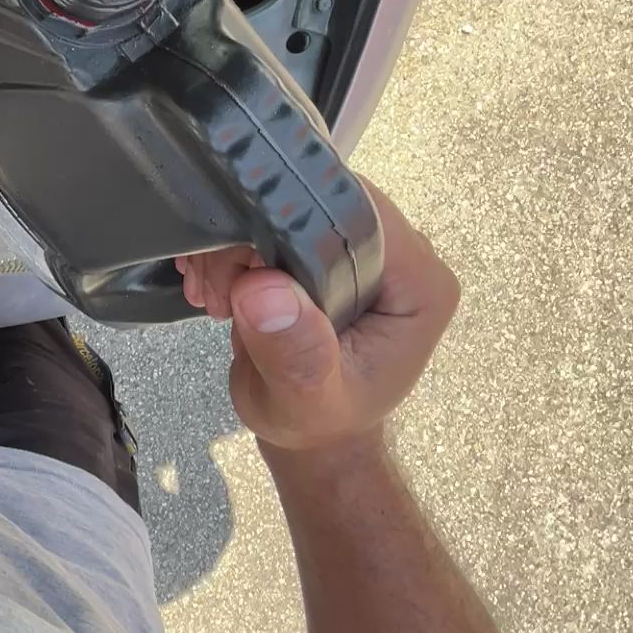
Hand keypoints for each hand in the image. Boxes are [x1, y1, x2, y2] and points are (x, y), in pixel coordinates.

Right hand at [175, 179, 458, 450]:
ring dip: (231, 245)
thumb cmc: (315, 422)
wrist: (305, 429)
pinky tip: (216, 287)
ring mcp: (359, 248)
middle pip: (311, 202)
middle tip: (217, 292)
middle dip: (248, 237)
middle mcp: (397, 253)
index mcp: (417, 281)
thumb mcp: (305, 400)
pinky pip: (268, 220)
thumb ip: (295, 353)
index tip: (240, 271)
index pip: (352, 212)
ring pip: (281, 206)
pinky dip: (231, 247)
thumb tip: (266, 290)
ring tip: (215, 298)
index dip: (288, 225)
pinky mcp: (322, 248)